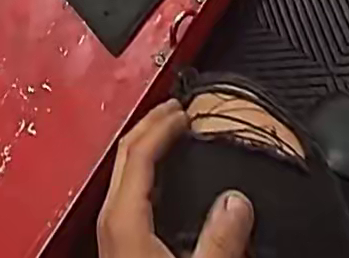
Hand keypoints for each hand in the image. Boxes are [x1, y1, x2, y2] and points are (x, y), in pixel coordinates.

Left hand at [99, 100, 254, 257]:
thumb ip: (218, 241)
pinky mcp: (118, 241)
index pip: (138, 151)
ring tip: (169, 130)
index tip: (183, 111)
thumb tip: (238, 202)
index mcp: (122, 217)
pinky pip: (128, 186)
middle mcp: (110, 217)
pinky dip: (145, 166)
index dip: (161, 125)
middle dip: (151, 123)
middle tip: (175, 107)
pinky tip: (162, 173)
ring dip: (146, 142)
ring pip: (124, 167)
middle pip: (125, 150)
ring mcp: (110, 229)